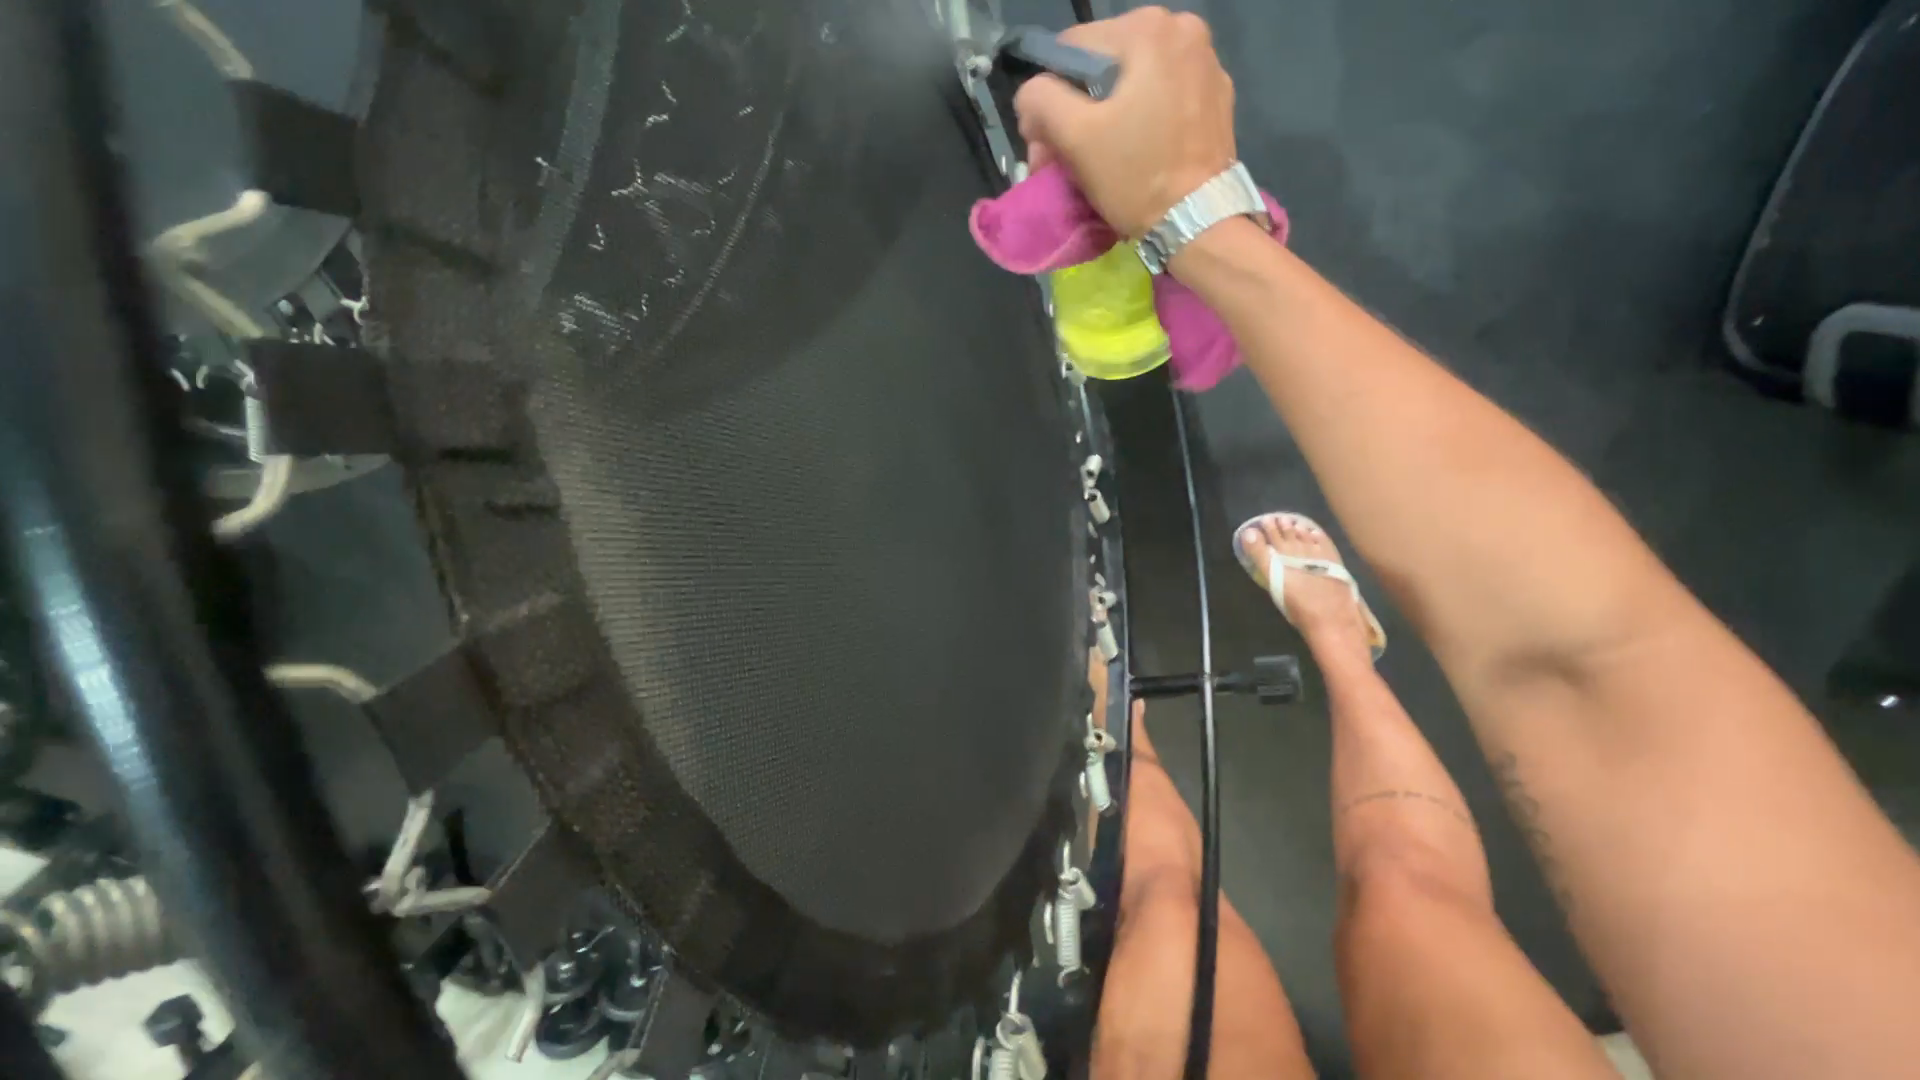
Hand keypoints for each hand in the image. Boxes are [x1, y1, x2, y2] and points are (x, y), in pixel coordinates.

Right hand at [1012, 7, 1236, 239]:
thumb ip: (1039, 99)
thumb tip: (1032, 94)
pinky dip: (1140, 122)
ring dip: (1106, 117)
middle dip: (1078, 110)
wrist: (1199, 223)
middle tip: (1064, 158)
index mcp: (1148, 30)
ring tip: (1095, 160)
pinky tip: (1132, 155)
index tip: (1046, 144)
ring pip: (1133, 84)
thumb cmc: (1136, 176)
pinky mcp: (1217, 100)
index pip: (1072, 50)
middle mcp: (1183, 32)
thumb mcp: (1074, 137)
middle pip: (1105, 67)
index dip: (1049, 97)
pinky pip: (1161, 100)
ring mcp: (1206, 65)